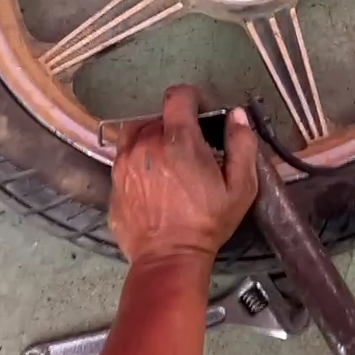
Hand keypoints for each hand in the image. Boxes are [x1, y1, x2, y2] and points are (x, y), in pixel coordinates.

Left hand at [108, 86, 257, 265]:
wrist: (168, 258)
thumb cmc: (208, 222)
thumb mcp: (240, 186)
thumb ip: (242, 144)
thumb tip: (237, 115)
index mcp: (178, 140)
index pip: (178, 95)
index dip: (192, 98)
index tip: (202, 114)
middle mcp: (146, 143)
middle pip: (159, 116)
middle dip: (176, 125)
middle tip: (191, 149)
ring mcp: (124, 162)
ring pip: (138, 133)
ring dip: (154, 139)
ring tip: (169, 161)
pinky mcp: (113, 181)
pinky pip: (126, 157)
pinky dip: (140, 160)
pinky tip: (154, 181)